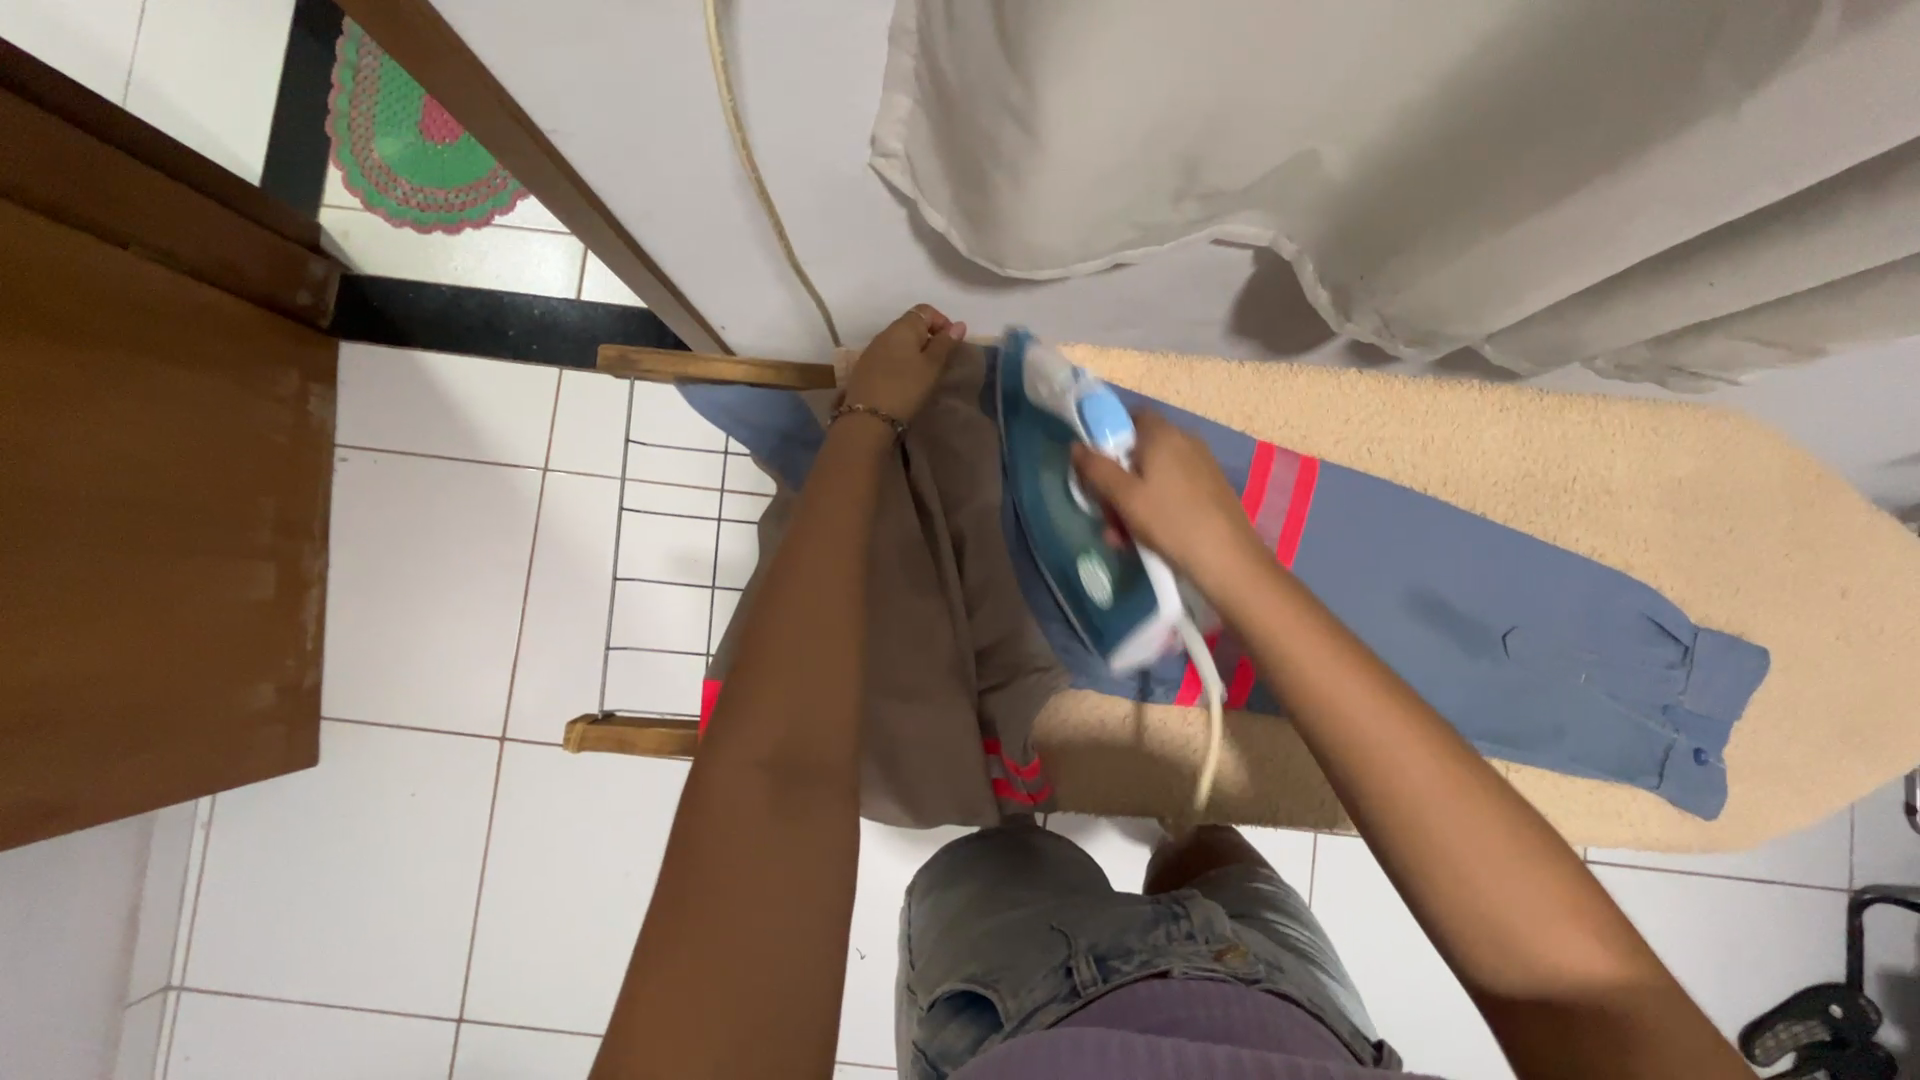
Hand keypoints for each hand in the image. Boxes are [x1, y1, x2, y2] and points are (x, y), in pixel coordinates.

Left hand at [840, 304, 966, 422]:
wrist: (868, 417)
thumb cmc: (906, 388)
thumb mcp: (932, 366)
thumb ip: (945, 344)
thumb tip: (959, 324)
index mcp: (903, 327)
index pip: (925, 310)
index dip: (942, 323)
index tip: (951, 345)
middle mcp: (885, 333)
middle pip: (911, 326)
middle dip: (929, 339)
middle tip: (939, 363)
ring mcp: (872, 350)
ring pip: (899, 343)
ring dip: (914, 353)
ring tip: (924, 374)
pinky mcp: (865, 368)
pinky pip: (888, 357)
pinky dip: (901, 363)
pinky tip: (905, 382)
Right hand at [1071, 408, 1267, 589]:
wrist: (1227, 558)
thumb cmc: (1170, 520)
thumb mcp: (1124, 496)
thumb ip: (1096, 468)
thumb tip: (1076, 445)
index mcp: (1163, 434)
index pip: (1130, 416)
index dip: (1107, 437)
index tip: (1095, 467)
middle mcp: (1185, 442)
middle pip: (1138, 452)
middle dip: (1116, 482)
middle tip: (1105, 514)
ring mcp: (1201, 466)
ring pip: (1153, 477)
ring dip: (1131, 503)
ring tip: (1121, 537)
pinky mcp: (1210, 490)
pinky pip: (1171, 491)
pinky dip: (1154, 509)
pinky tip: (1145, 539)